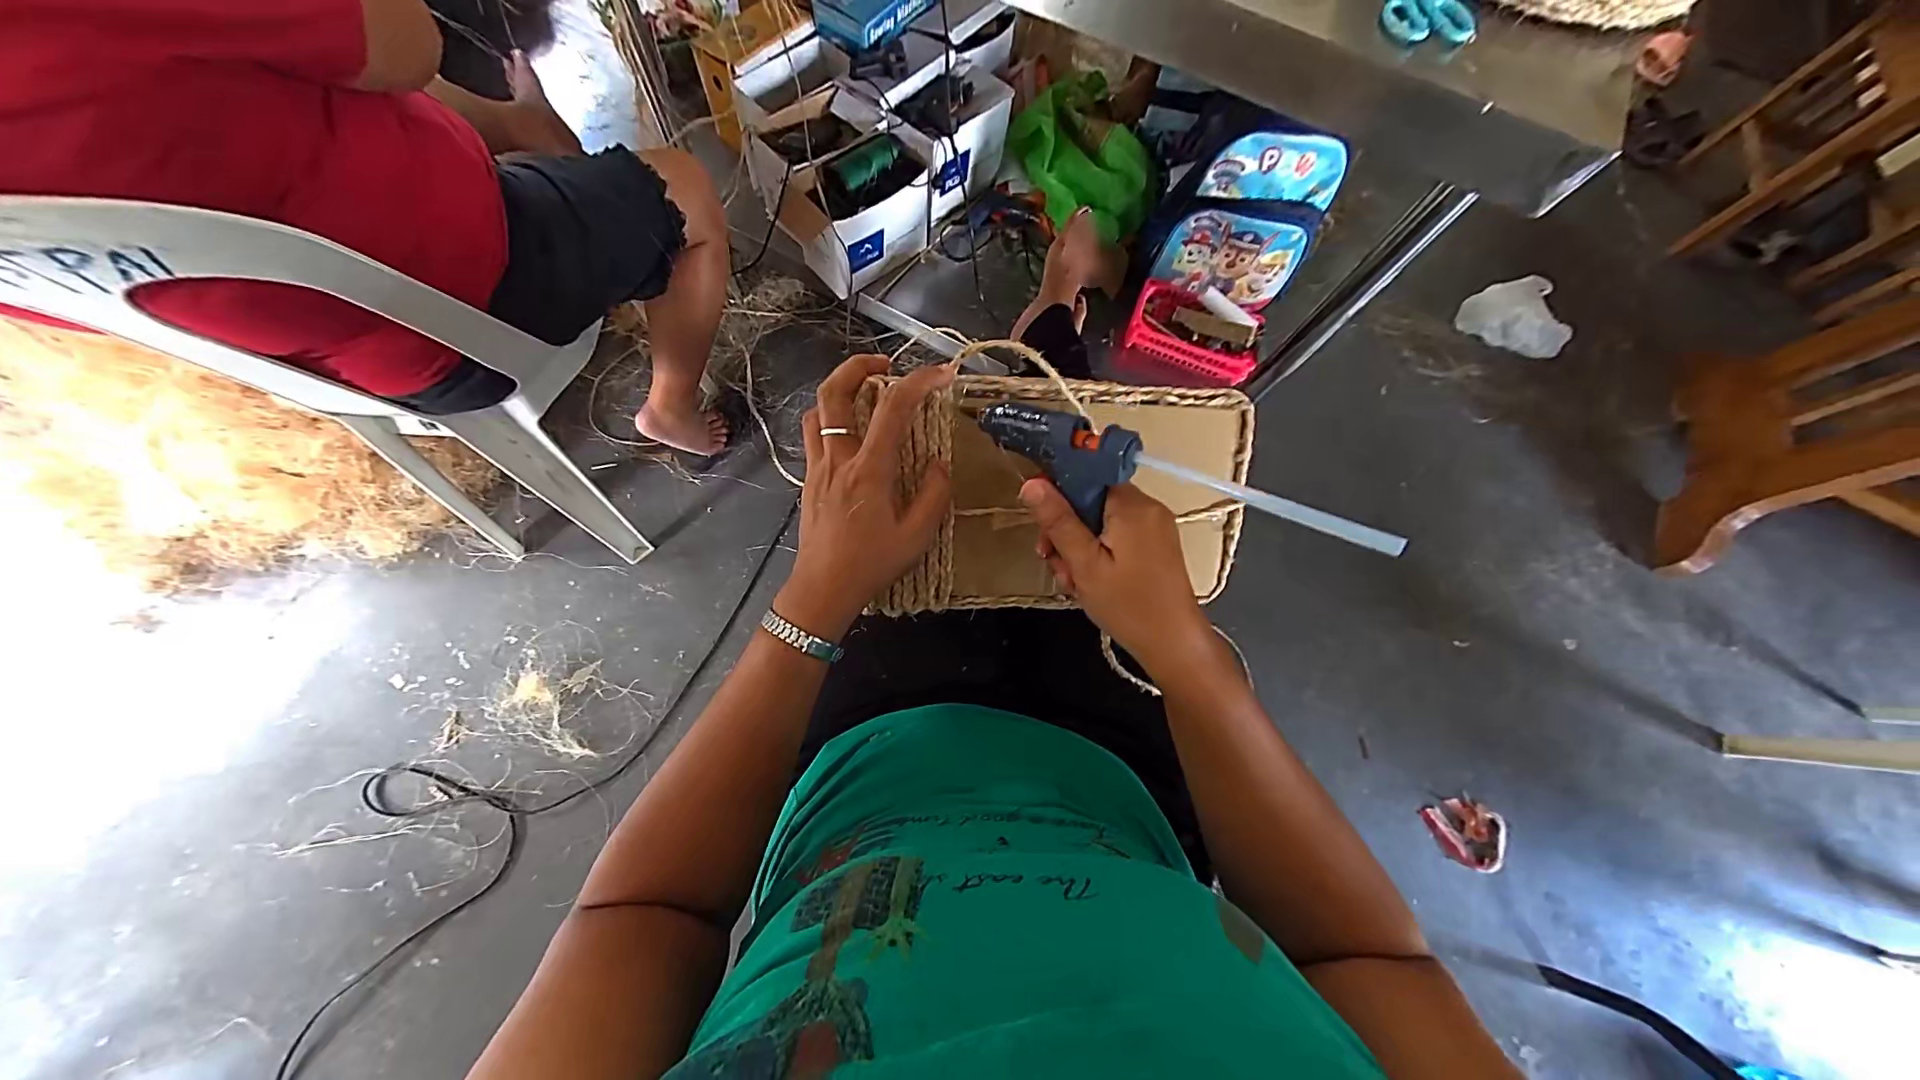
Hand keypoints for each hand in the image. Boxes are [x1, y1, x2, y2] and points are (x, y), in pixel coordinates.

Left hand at [777, 356, 954, 639]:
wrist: (823, 589)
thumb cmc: (871, 565)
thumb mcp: (917, 536)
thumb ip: (933, 494)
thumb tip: (938, 463)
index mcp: (869, 470)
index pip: (893, 408)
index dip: (919, 381)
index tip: (942, 373)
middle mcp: (838, 460)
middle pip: (834, 393)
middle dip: (857, 365)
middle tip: (884, 363)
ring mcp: (818, 468)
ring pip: (818, 411)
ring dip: (840, 391)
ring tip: (865, 394)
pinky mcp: (809, 480)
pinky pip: (814, 434)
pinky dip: (831, 418)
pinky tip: (851, 433)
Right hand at [1020, 478, 1213, 673]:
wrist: (1174, 645)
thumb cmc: (1128, 605)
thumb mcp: (1084, 564)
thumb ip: (1058, 521)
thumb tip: (1032, 483)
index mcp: (1132, 505)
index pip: (1087, 475)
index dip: (1058, 493)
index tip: (1041, 522)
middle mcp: (1147, 508)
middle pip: (1091, 501)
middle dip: (1066, 531)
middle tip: (1056, 563)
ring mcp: (1154, 528)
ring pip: (1100, 523)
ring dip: (1079, 548)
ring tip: (1074, 582)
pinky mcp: (1155, 546)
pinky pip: (1116, 537)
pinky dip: (1098, 555)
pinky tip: (1090, 583)